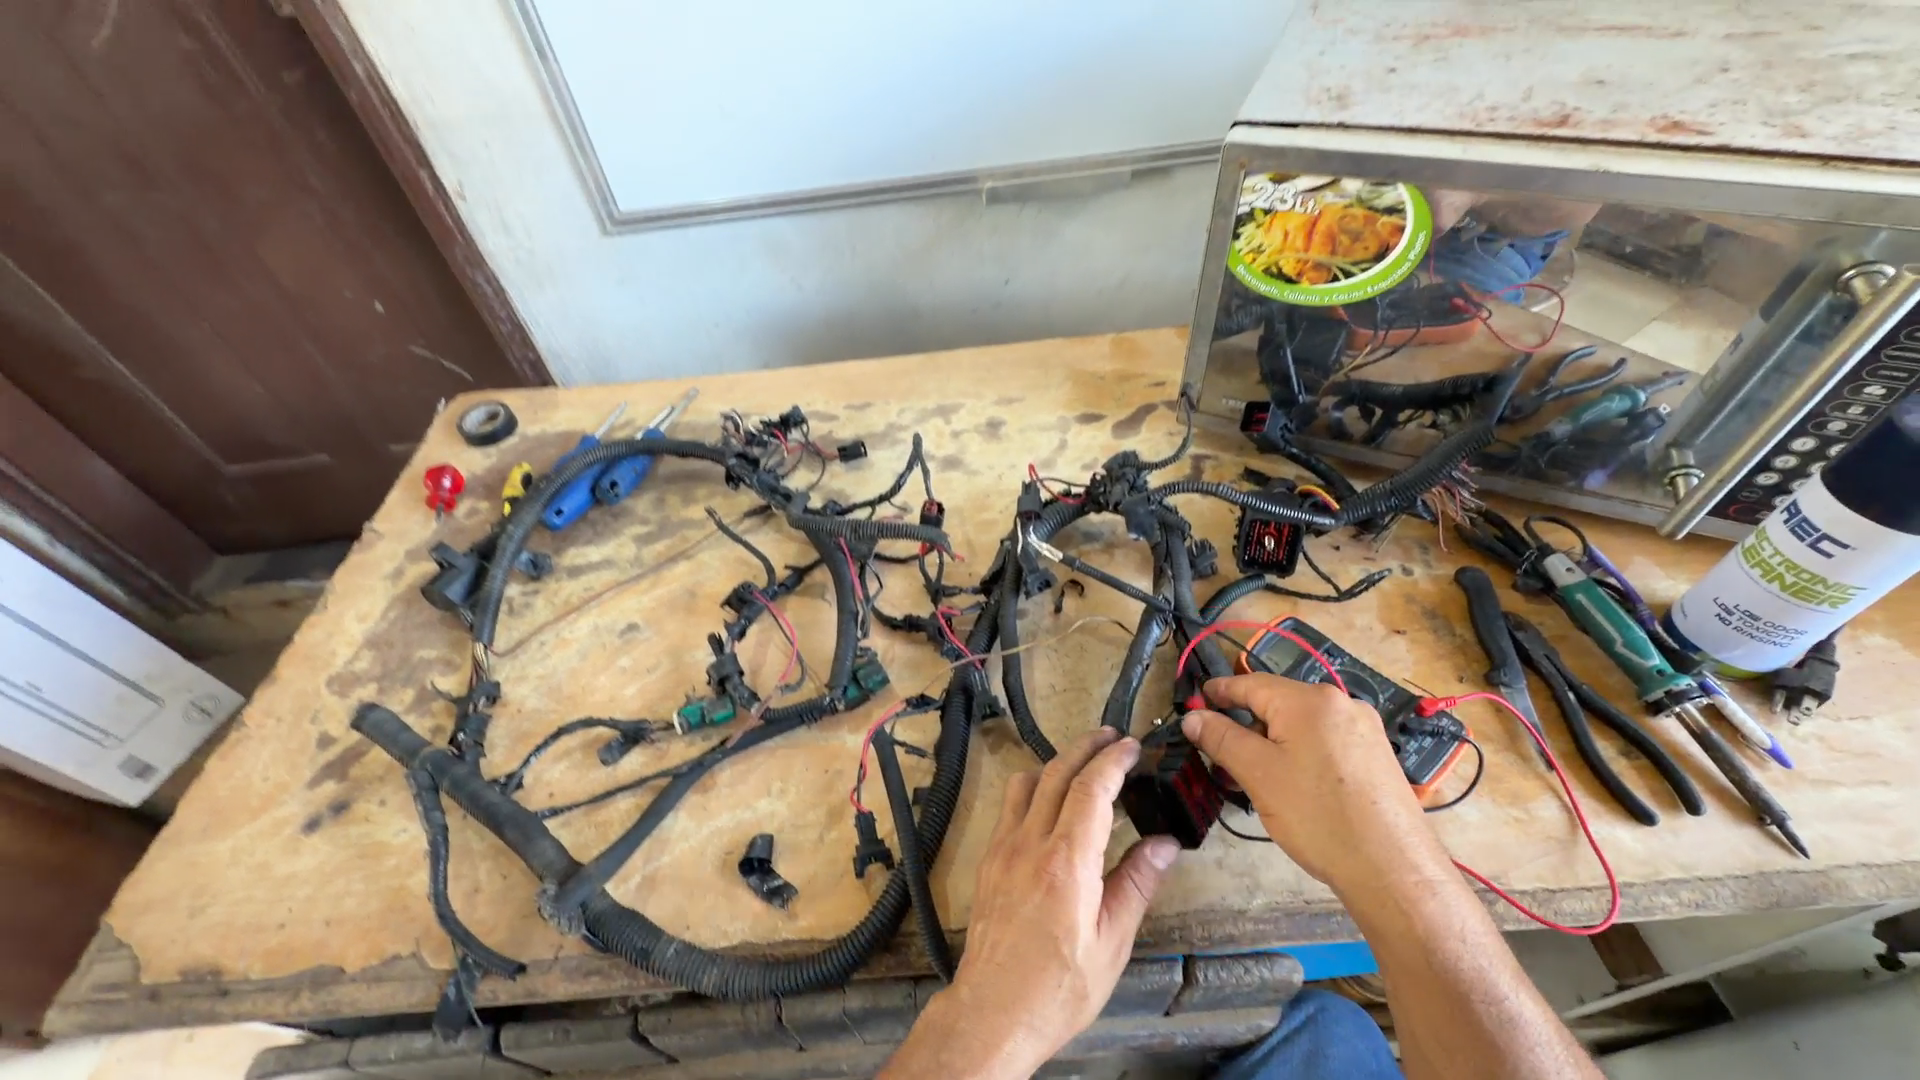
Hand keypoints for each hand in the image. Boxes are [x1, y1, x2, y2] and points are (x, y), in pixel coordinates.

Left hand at [882, 728, 1179, 1078]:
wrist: (992, 1011)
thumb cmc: (1059, 987)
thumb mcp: (1112, 942)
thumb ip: (1137, 883)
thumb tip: (1166, 843)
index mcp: (1066, 861)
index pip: (1092, 789)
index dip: (1113, 760)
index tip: (1131, 746)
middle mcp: (1029, 843)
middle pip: (1057, 773)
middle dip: (1087, 747)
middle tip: (1112, 737)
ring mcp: (1002, 848)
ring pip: (1026, 782)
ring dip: (1056, 764)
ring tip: (1083, 766)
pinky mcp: (989, 860)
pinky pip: (1009, 807)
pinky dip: (1033, 789)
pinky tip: (1049, 804)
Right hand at [1183, 674, 1452, 897]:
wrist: (1392, 868)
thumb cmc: (1317, 815)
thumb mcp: (1258, 774)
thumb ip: (1221, 738)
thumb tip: (1192, 716)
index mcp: (1310, 700)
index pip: (1252, 684)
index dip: (1219, 692)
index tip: (1196, 700)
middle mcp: (1342, 704)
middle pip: (1278, 704)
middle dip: (1245, 725)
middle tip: (1218, 753)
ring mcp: (1364, 730)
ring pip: (1301, 726)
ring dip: (1271, 743)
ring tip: (1250, 775)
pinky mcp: (1375, 757)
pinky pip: (1325, 742)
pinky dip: (1298, 754)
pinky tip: (1290, 784)